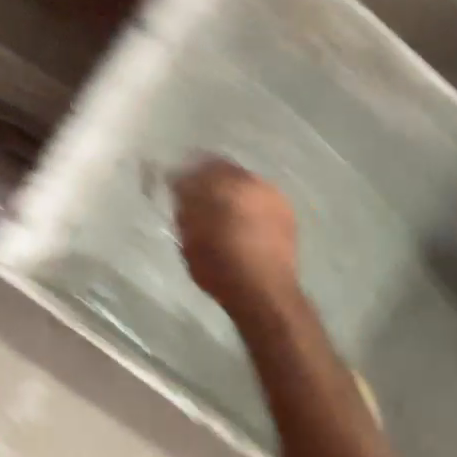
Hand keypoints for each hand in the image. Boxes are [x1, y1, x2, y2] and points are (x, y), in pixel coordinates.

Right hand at [172, 158, 299, 314]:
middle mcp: (255, 182)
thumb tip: (180, 184)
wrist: (264, 293)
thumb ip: (184, 204)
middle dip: (206, 178)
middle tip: (191, 195)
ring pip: (243, 184)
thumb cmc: (219, 265)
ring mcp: (275, 197)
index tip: (170, 182)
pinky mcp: (287, 215)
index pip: (199, 164)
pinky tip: (238, 222)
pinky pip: (259, 199)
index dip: (182, 171)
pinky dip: (245, 205)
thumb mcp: (189, 235)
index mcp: (228, 183)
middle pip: (224, 170)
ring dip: (227, 191)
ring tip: (215, 210)